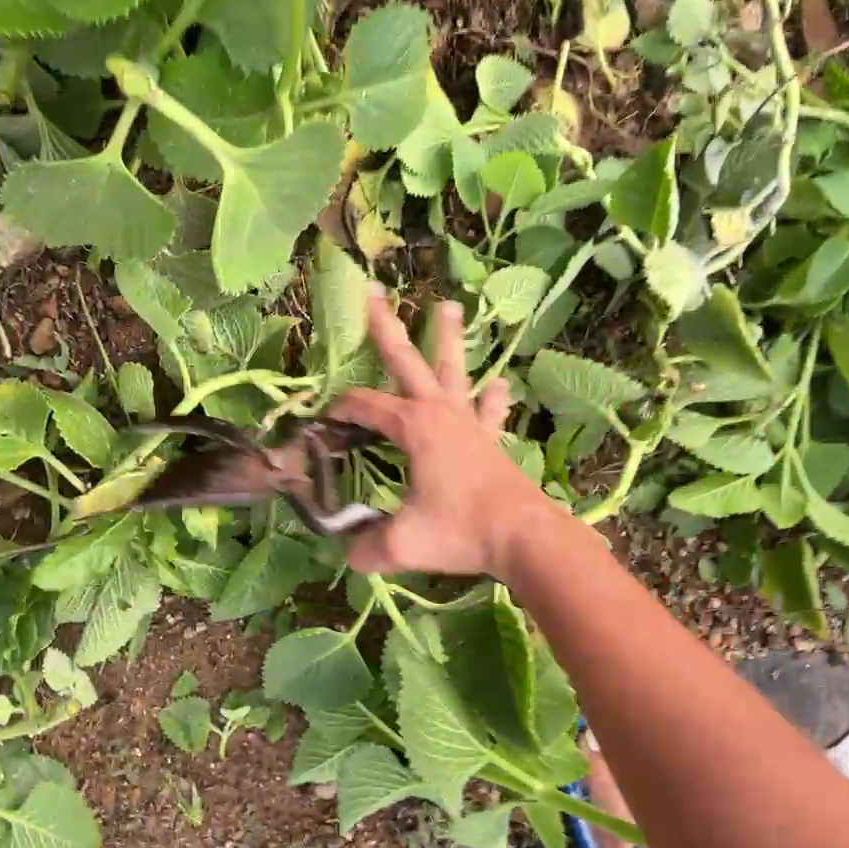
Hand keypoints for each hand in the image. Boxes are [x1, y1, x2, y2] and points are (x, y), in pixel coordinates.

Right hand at [328, 288, 572, 577]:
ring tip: (448, 306)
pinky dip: (491, 399)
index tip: (323, 420)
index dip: (340, 409)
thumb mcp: (404, 541)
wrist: (525, 537)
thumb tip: (348, 555)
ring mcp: (468, 423)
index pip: (365, 406)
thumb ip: (369, 547)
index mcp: (414, 427)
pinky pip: (488, 412)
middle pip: (406, 362)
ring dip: (447, 340)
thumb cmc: (462, 530)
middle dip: (386, 328)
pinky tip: (497, 385)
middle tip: (373, 292)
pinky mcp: (489, 441)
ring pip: (453, 371)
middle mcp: (440, 413)